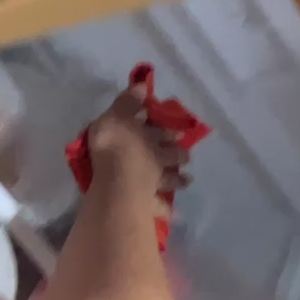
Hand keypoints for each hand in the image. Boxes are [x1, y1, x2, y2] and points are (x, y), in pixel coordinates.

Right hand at [85, 83, 192, 203]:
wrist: (118, 180)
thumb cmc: (114, 144)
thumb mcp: (116, 116)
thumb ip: (128, 103)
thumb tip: (143, 84)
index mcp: (151, 137)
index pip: (164, 132)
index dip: (170, 131)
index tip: (178, 131)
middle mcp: (158, 159)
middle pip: (173, 156)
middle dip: (179, 156)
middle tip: (184, 158)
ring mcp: (156, 182)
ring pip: (171, 180)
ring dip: (178, 180)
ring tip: (185, 181)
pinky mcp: (149, 203)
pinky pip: (159, 207)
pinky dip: (166, 209)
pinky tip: (172, 215)